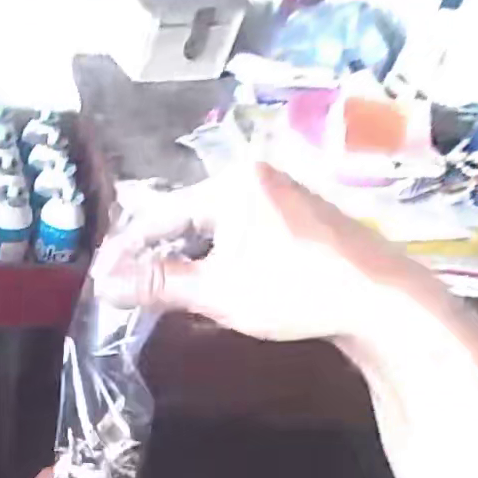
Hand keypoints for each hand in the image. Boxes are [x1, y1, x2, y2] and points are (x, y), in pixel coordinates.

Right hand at [91, 161, 454, 344]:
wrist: (380, 300)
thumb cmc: (293, 290)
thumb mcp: (214, 291)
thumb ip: (155, 285)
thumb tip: (103, 286)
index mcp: (231, 185)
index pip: (158, 217)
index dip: (123, 251)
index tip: (98, 279)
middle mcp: (253, 177)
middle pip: (181, 219)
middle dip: (148, 255)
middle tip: (121, 287)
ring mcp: (276, 193)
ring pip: (205, 227)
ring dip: (176, 259)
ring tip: (151, 289)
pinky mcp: (290, 214)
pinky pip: (230, 231)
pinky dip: (206, 256)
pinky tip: (196, 280)